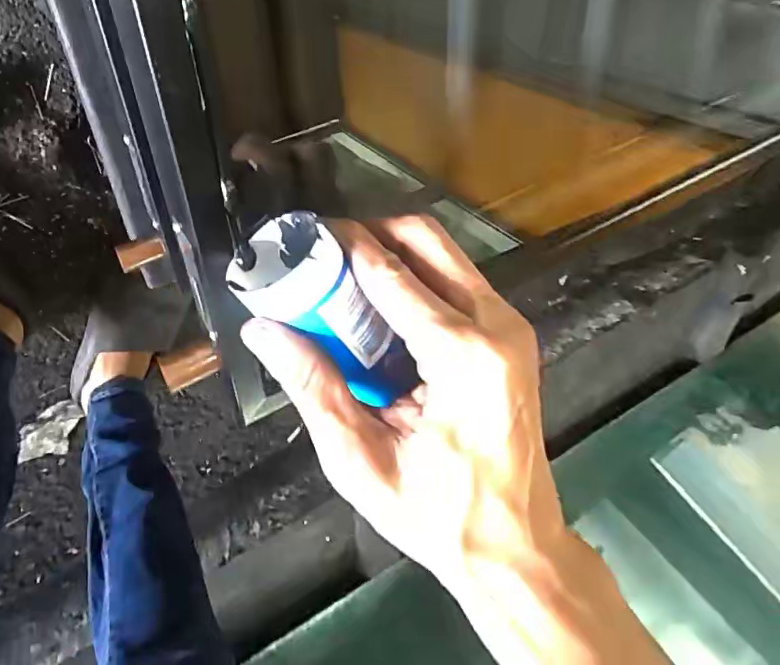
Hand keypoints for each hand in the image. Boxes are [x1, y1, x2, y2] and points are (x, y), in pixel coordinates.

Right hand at [240, 216, 665, 664]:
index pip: (388, 271)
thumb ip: (311, 385)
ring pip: (440, 249)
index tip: (300, 239)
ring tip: (341, 276)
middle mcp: (494, 325)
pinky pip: (451, 275)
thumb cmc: (438, 513)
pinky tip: (376, 306)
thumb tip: (262, 329)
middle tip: (321, 254)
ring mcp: (508, 324)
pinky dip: (409, 272)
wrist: (517, 548)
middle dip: (366, 232)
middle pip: (423, 236)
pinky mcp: (508, 331)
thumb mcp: (359, 458)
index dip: (338, 244)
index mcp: (462, 356)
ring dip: (387, 249)